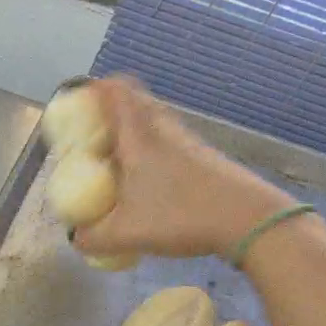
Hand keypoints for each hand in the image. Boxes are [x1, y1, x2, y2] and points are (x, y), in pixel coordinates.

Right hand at [69, 76, 295, 260]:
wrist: (250, 221)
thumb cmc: (181, 216)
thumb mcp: (126, 234)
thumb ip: (93, 238)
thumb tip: (76, 238)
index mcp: (139, 138)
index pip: (117, 92)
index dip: (97, 87)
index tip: (80, 97)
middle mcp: (163, 131)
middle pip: (136, 103)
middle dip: (111, 112)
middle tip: (92, 133)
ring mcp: (188, 143)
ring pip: (154, 124)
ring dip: (133, 133)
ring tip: (116, 161)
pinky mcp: (205, 159)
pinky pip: (169, 143)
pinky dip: (152, 151)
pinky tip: (147, 183)